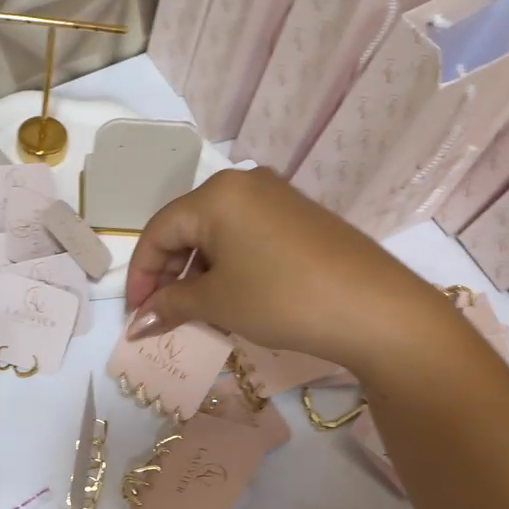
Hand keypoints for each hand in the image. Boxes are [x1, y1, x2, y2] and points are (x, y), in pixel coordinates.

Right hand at [123, 168, 459, 371]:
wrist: (372, 308)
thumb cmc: (280, 298)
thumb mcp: (217, 303)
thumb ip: (170, 306)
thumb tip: (137, 324)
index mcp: (217, 194)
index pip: (158, 231)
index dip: (140, 275)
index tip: (136, 314)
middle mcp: (245, 184)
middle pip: (187, 228)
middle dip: (169, 274)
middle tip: (164, 315)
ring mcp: (278, 198)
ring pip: (217, 234)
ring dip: (198, 274)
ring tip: (199, 313)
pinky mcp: (301, 218)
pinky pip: (247, 237)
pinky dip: (229, 267)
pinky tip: (233, 299)